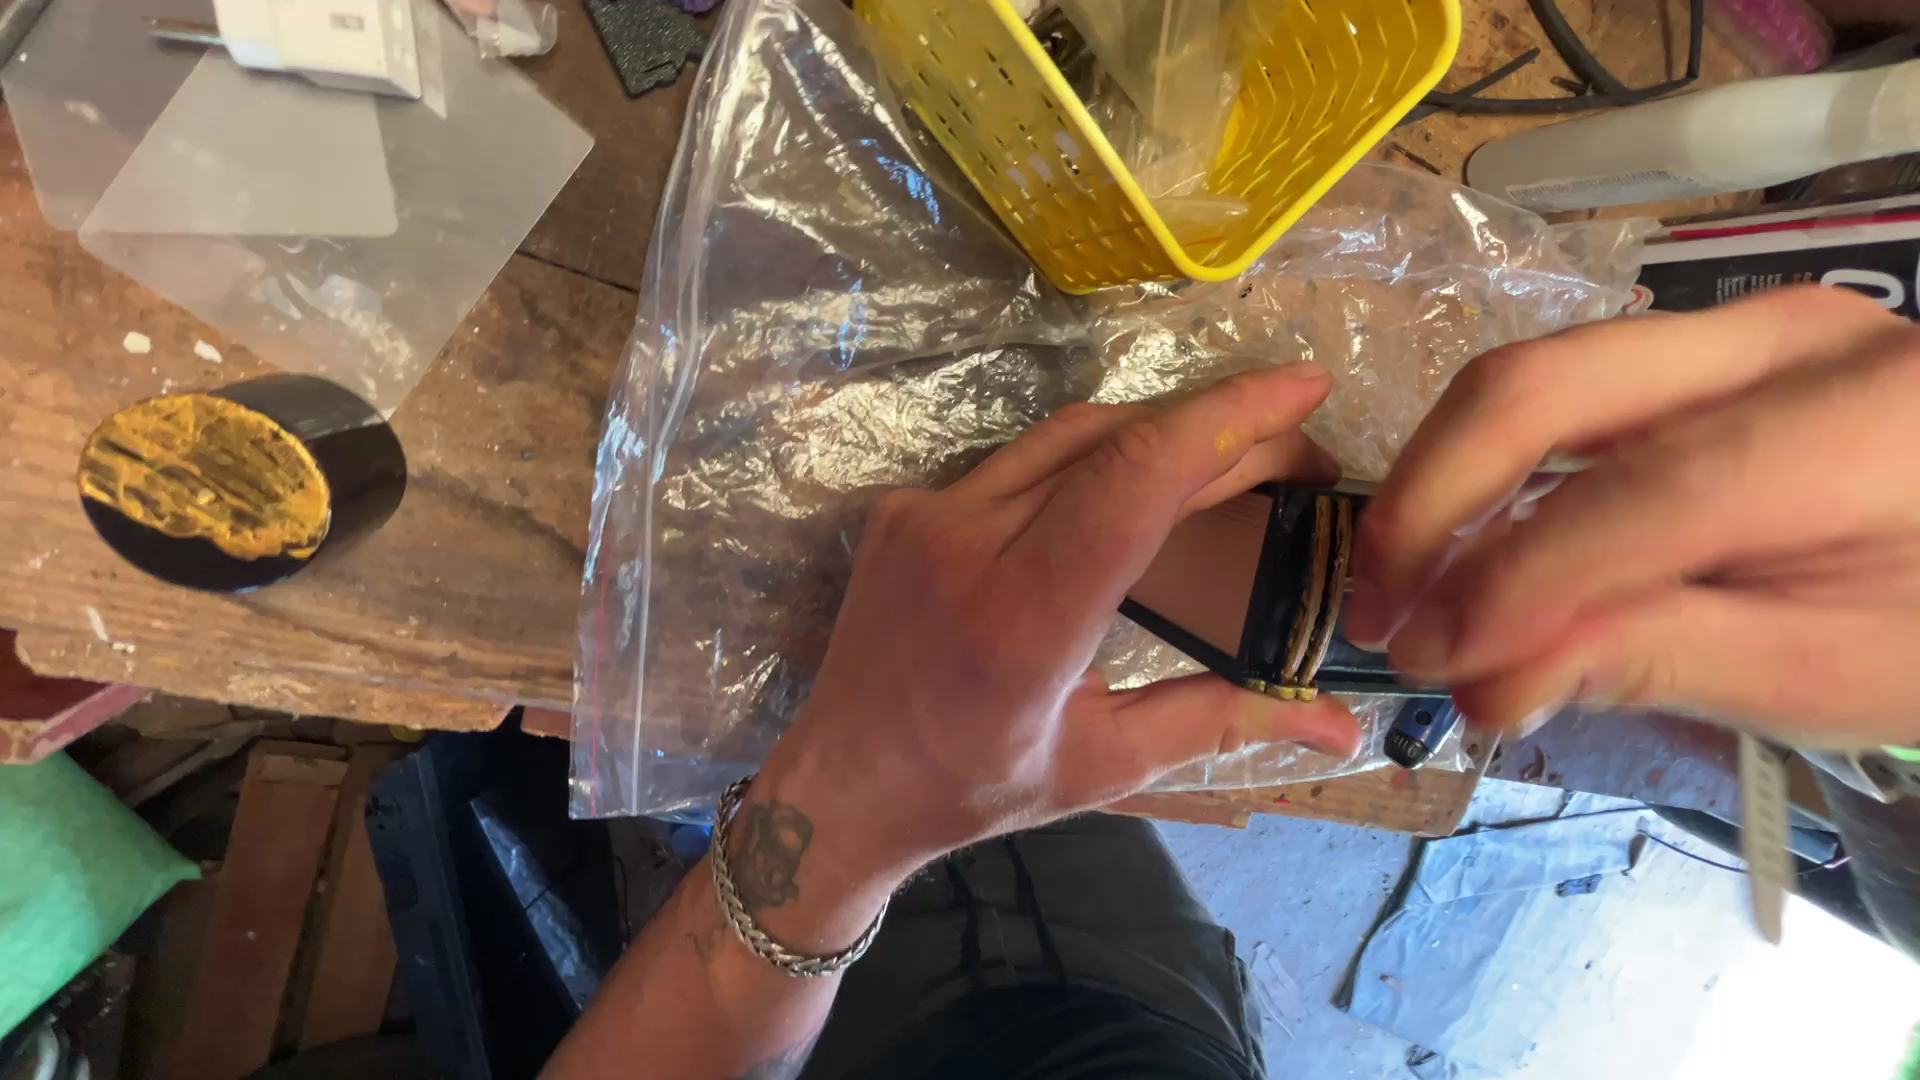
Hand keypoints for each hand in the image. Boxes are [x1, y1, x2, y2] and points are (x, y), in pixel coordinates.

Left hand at [759, 363, 1363, 886]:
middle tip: (1285, 449)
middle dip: (1212, 426)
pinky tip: (1114, 495)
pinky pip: (1014, 461)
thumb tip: (1340, 728)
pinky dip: (1082, 464)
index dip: (1229, 418)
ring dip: (1149, 435)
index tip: (1304, 388)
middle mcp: (968, 541)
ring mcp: (925, 514)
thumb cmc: (976, 786)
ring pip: (1063, 434)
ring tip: (1213, 463)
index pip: (1136, 477)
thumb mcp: (1104, 763)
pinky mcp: (902, 507)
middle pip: (1111, 437)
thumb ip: (1219, 722)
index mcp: (1027, 614)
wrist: (846, 779)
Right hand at [1345, 286, 1919, 747]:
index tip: (1431, 663)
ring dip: (1422, 494)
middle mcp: (1770, 342)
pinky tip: (1445, 553)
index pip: (1648, 494)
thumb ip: (1658, 662)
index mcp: (1873, 425)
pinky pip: (1522, 405)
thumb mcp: (1834, 674)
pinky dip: (1456, 481)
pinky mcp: (1657, 357)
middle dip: (1422, 509)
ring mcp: (1706, 335)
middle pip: (1530, 394)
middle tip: (1376, 612)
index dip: (1518, 584)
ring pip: (1504, 386)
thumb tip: (1481, 687)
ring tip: (1393, 591)